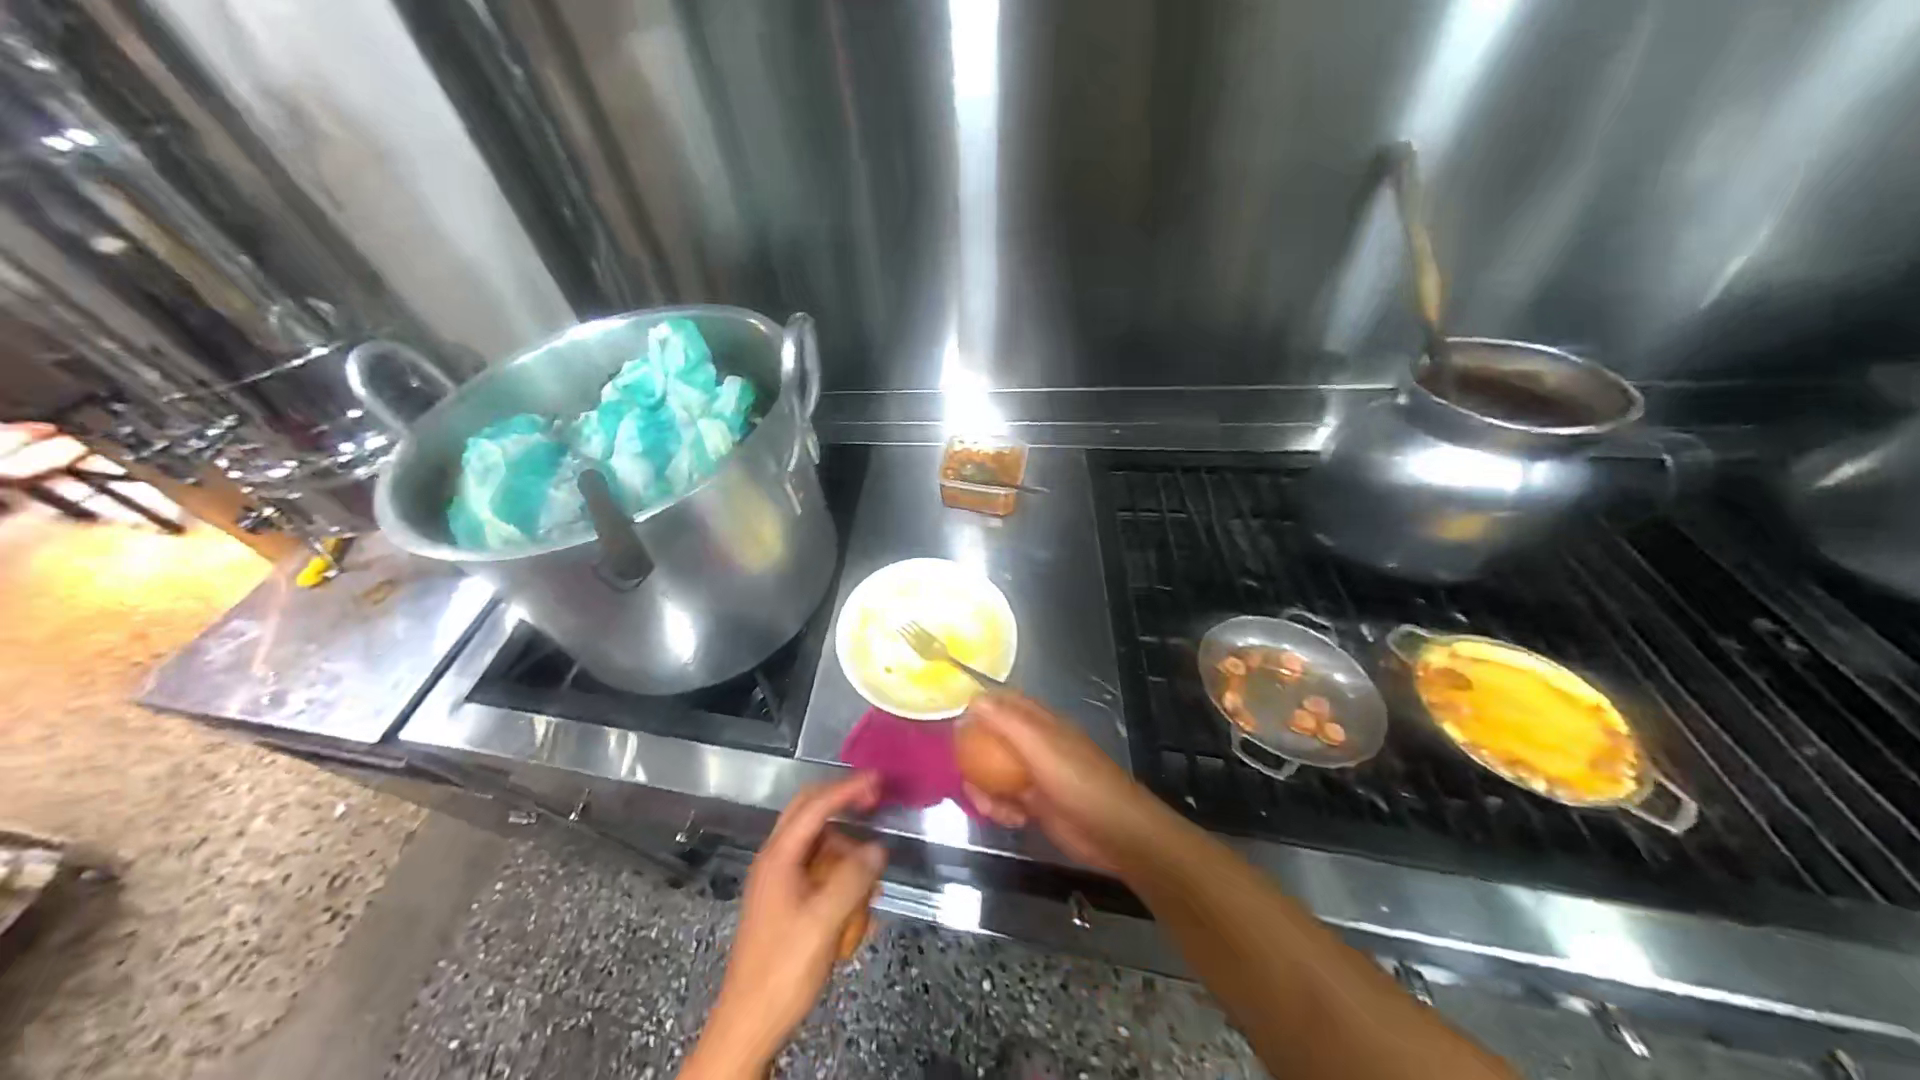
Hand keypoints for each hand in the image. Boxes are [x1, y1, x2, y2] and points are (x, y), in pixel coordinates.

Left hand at [682, 773, 885, 1077]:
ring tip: (873, 870)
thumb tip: (878, 848)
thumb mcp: (824, 923)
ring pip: (816, 844)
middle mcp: (775, 861)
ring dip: (846, 848)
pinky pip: (817, 872)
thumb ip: (854, 879)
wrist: (748, 1023)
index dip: (848, 788)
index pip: (816, 805)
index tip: (878, 780)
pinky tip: (861, 902)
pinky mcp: (784, 903)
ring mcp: (778, 881)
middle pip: (809, 814)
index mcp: (779, 857)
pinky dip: (840, 875)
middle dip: (843, 804)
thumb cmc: (783, 970)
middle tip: (876, 802)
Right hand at [957, 691, 1165, 873]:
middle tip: (967, 777)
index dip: (979, 710)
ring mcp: (1035, 775)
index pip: (1003, 705)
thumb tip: (973, 698)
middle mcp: (1035, 745)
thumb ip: (1007, 722)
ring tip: (992, 807)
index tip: (955, 726)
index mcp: (1040, 724)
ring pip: (994, 774)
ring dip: (985, 790)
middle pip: (991, 742)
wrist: (1115, 833)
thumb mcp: (1041, 748)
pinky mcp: (1036, 805)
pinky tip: (1012, 821)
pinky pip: (1005, 800)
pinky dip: (1001, 810)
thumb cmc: (1080, 783)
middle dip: (974, 758)